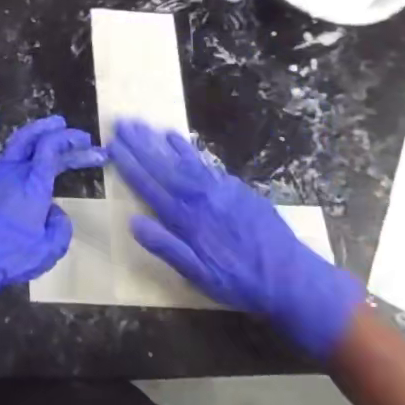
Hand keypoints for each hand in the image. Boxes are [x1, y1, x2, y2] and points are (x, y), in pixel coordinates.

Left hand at [0, 104, 104, 345]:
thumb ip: (59, 227)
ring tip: (53, 122)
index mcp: (35, 184)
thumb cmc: (8, 257)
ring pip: (16, 140)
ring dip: (36, 129)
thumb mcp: (49, 249)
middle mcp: (14, 170)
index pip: (55, 150)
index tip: (93, 148)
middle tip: (81, 137)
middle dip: (63, 137)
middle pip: (41, 143)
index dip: (75, 144)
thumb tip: (53, 211)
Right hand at [109, 120, 360, 357]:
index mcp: (186, 218)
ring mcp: (220, 189)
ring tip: (143, 124)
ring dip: (159, 141)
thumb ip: (165, 246)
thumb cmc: (239, 281)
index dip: (129, 165)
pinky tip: (177, 139)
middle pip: (163, 165)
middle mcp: (200, 196)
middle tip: (121, 123)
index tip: (112, 145)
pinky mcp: (236, 188)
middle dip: (140, 144)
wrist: (292, 277)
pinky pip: (204, 162)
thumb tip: (133, 222)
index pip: (149, 185)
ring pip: (183, 159)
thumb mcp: (197, 274)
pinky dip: (187, 149)